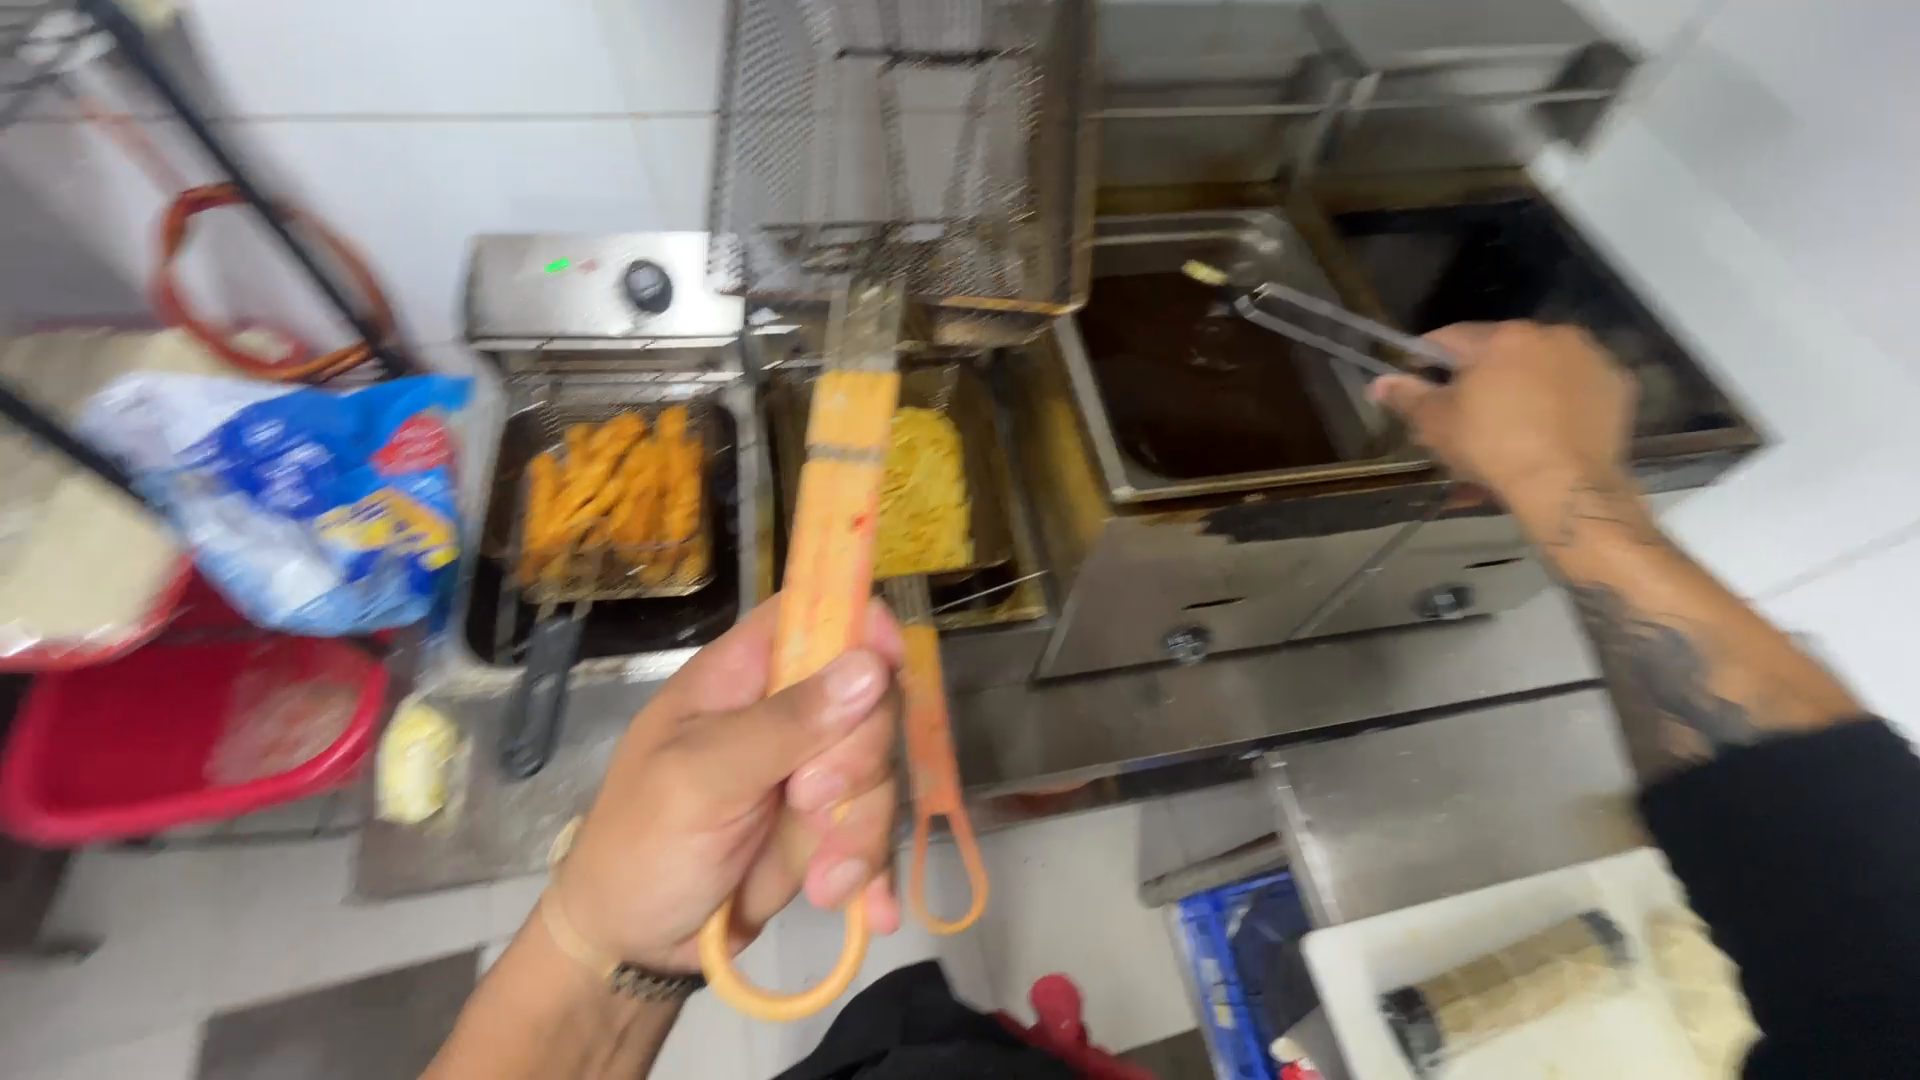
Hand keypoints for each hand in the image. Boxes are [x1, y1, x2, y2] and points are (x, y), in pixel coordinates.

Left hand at [550, 595, 905, 973]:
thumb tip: (872, 666)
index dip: (861, 625)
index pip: (816, 613)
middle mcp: (788, 711)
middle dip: (859, 758)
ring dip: (863, 829)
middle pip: (870, 696)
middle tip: (810, 802)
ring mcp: (814, 770)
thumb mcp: (699, 778)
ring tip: (824, 882)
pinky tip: (875, 910)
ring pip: (882, 768)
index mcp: (745, 674)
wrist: (632, 948)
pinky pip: (878, 828)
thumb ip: (784, 723)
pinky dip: (878, 869)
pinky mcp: (829, 825)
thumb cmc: (640, 846)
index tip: (885, 669)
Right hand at [1369, 321, 1637, 515]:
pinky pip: (1574, 386)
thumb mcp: (1434, 423)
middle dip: (1475, 375)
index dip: (1425, 357)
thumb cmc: (1490, 446)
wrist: (1566, 483)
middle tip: (1458, 411)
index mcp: (1501, 339)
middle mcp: (1550, 335)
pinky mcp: (1619, 386)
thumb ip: (1406, 396)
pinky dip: (1556, 401)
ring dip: (1518, 385)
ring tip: (1503, 423)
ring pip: (1539, 366)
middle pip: (1498, 351)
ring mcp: (1591, 358)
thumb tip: (1378, 383)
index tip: (1414, 377)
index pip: (1449, 336)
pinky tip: (1542, 430)